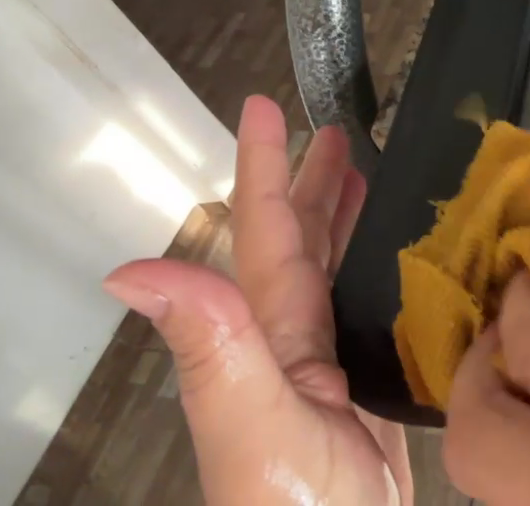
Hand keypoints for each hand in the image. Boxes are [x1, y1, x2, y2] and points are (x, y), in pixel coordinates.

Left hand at [103, 96, 409, 505]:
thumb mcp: (255, 425)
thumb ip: (213, 348)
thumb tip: (128, 269)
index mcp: (267, 333)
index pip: (264, 231)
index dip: (263, 166)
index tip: (265, 104)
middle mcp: (290, 338)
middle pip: (299, 239)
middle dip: (311, 178)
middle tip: (338, 127)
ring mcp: (326, 361)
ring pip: (333, 266)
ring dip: (345, 214)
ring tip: (367, 171)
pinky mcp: (364, 382)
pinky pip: (368, 301)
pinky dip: (379, 264)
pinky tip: (400, 255)